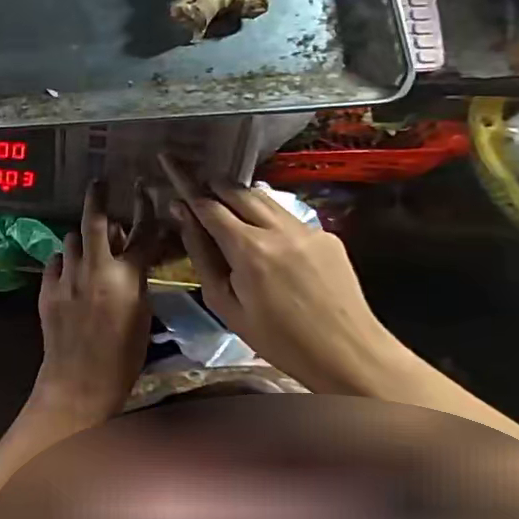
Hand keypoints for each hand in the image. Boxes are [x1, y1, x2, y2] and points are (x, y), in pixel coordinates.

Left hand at [30, 184, 151, 426]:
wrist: (79, 383)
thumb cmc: (123, 357)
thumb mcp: (142, 315)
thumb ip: (137, 279)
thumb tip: (129, 252)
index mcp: (127, 278)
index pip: (141, 233)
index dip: (144, 208)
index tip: (143, 190)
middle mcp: (96, 270)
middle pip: (95, 220)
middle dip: (97, 196)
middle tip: (98, 183)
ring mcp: (68, 277)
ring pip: (71, 238)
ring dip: (82, 239)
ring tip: (87, 248)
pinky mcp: (46, 288)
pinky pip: (56, 261)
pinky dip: (64, 262)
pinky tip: (69, 274)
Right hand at [159, 155, 384, 392]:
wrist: (349, 356)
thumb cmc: (279, 341)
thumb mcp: (227, 307)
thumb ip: (202, 255)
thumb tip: (182, 215)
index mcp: (249, 250)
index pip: (208, 204)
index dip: (186, 183)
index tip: (170, 162)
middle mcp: (278, 229)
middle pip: (237, 189)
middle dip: (213, 185)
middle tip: (198, 188)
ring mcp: (306, 229)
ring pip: (264, 196)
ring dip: (241, 197)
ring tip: (229, 211)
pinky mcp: (326, 235)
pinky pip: (288, 215)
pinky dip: (270, 218)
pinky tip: (270, 244)